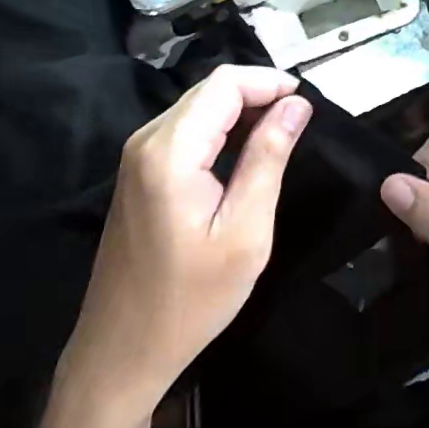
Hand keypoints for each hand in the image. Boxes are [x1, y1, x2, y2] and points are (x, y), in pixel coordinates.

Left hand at [30, 66, 311, 427]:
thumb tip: (295, 105)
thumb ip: (268, 158)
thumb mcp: (244, 232)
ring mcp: (137, 152)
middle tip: (298, 120)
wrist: (122, 347)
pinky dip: (218, 127)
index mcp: (170, 149)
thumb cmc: (191, 299)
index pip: (224, 83)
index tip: (306, 101)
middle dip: (256, 93)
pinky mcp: (138, 168)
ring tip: (278, 134)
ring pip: (196, 106)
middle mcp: (147, 138)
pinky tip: (243, 151)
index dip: (268, 81)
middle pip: (208, 89)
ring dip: (238, 109)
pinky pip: (184, 128)